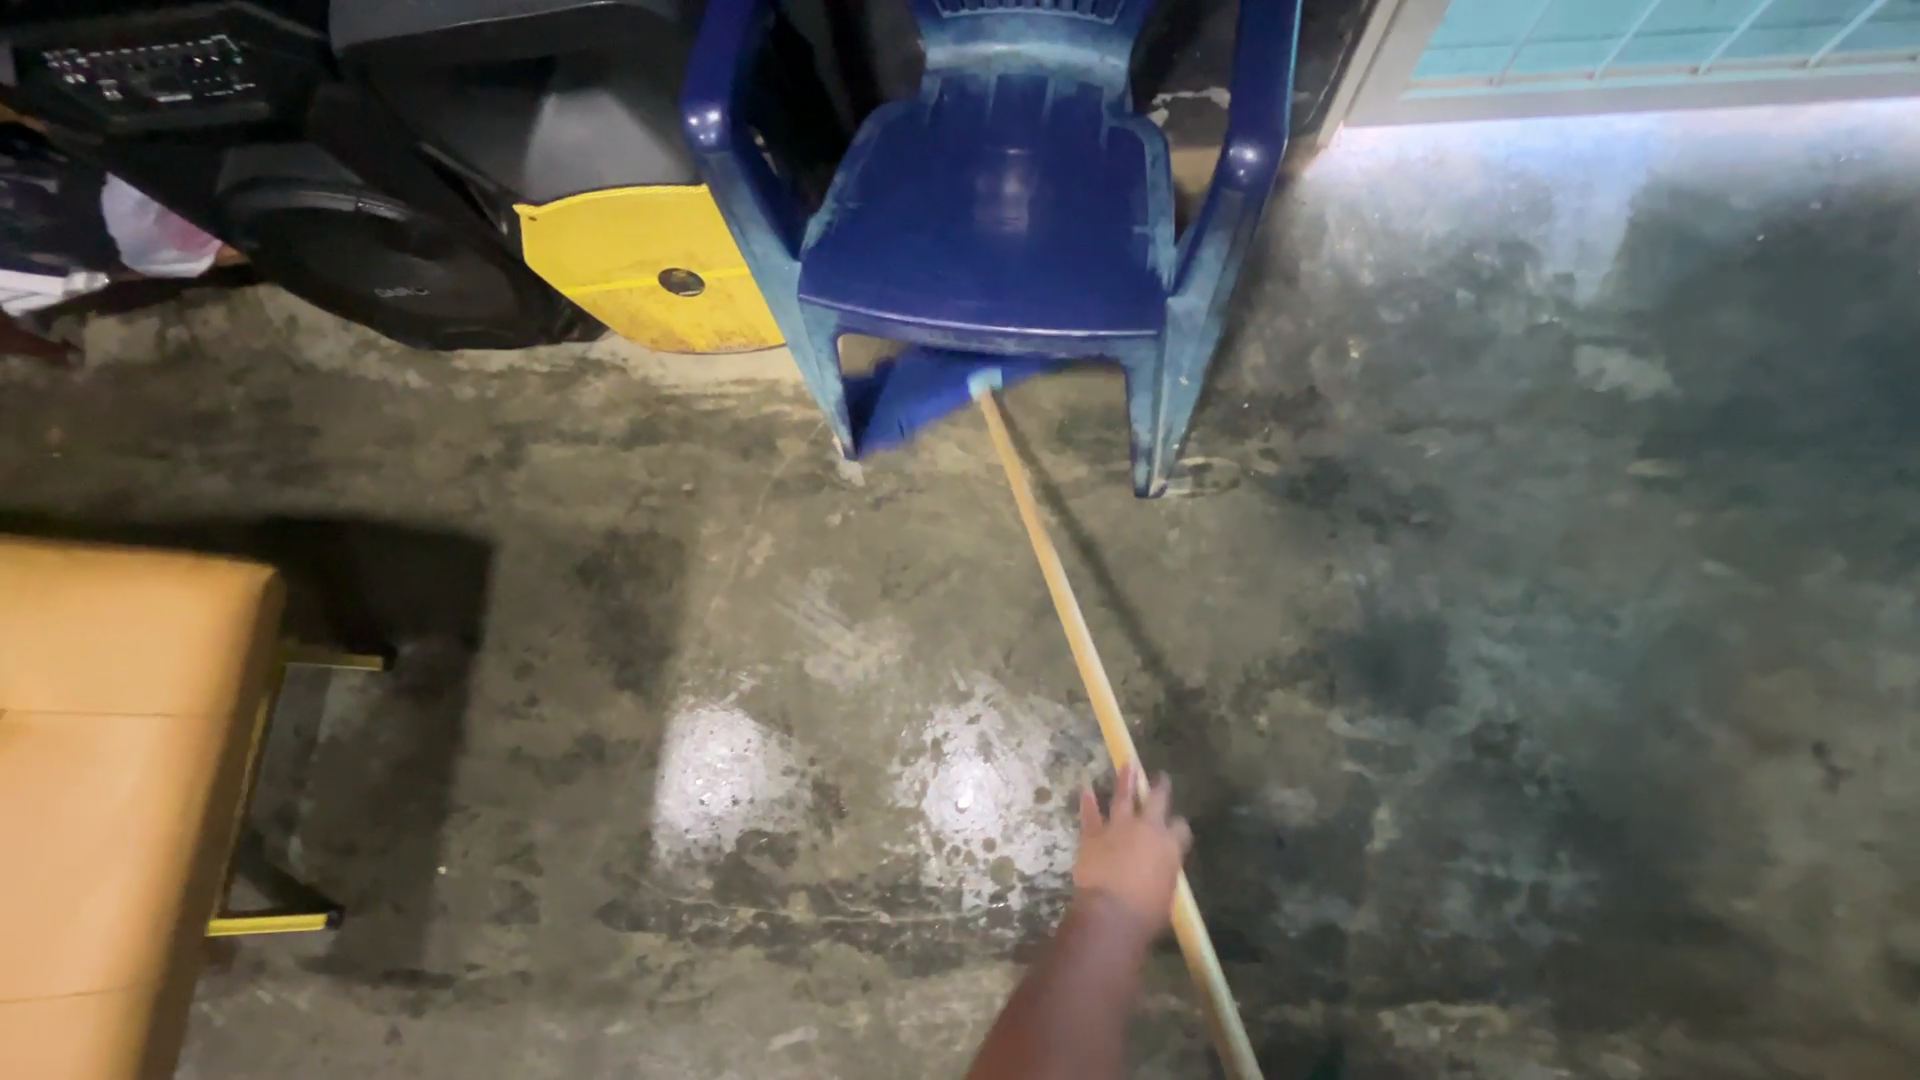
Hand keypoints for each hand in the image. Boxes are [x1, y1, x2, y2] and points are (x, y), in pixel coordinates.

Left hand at [1072, 764, 1191, 941]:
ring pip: (1123, 796)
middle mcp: (1147, 828)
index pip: (1180, 828)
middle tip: (1161, 777)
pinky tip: (1086, 787)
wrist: (1111, 912)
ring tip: (1127, 763)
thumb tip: (1158, 868)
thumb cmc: (1146, 913)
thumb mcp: (1166, 892)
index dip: (1179, 826)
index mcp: (1170, 846)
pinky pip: (1090, 812)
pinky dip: (1088, 800)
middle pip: (1156, 800)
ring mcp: (1118, 826)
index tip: (1178, 826)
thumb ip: (1163, 871)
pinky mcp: (1093, 833)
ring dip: (1125, 779)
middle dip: (1160, 787)